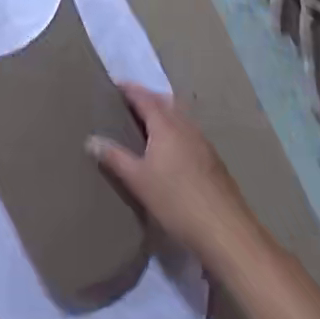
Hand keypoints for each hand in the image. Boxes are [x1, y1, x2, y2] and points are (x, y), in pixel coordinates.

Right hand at [86, 83, 255, 259]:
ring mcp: (204, 146)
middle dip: (148, 98)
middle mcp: (187, 129)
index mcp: (167, 126)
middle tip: (129, 102)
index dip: (129, 89)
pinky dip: (176, 132)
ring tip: (147, 125)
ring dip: (164, 115)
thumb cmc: (177, 201)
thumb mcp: (138, 180)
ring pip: (181, 119)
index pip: (145, 98)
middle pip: (166, 103)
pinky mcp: (215, 164)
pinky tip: (171, 152)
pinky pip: (190, 136)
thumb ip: (114, 157)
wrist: (228, 234)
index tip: (114, 85)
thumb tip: (91, 140)